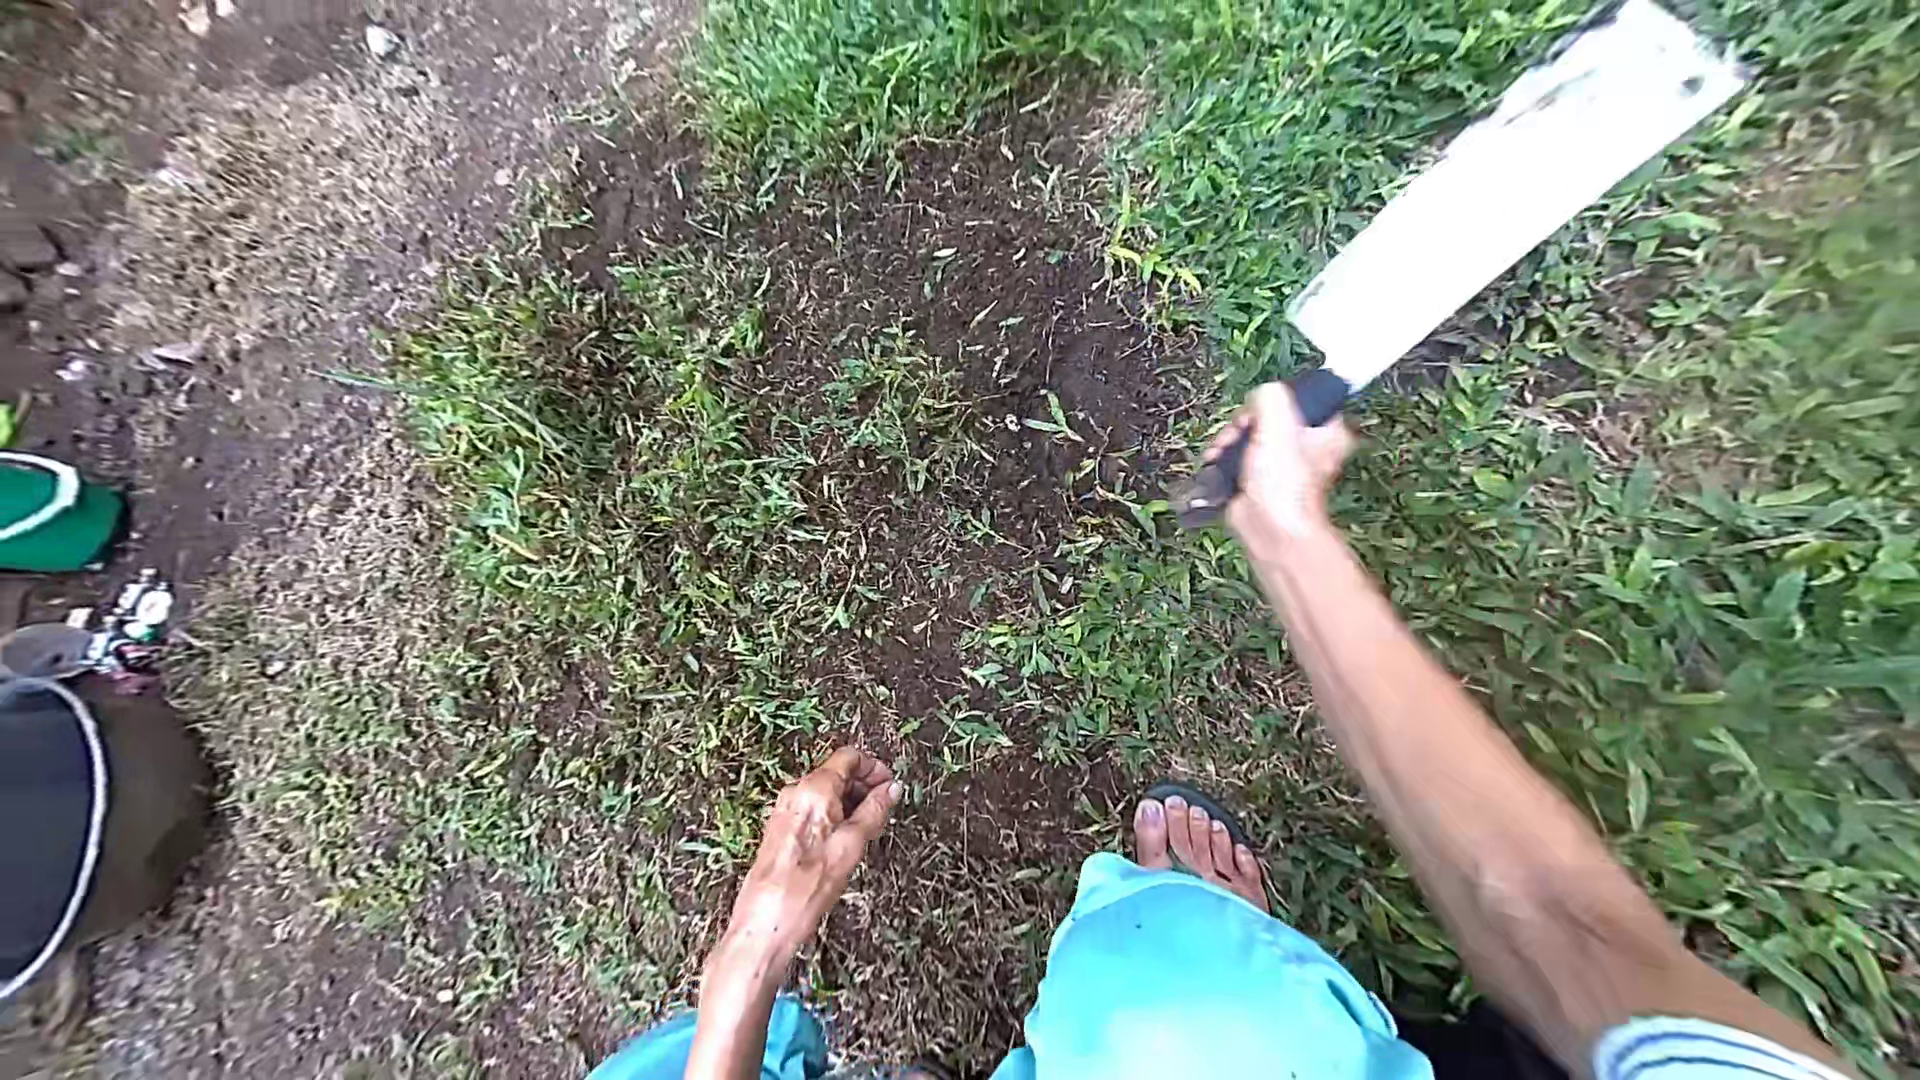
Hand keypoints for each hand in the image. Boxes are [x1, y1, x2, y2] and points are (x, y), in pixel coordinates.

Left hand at [713, 747, 901, 973]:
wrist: (764, 925)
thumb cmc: (805, 887)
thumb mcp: (853, 845)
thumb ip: (875, 810)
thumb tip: (892, 789)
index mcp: (814, 788)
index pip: (849, 757)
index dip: (874, 768)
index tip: (889, 787)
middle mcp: (796, 792)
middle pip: (838, 772)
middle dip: (864, 787)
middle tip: (883, 811)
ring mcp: (785, 810)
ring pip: (826, 792)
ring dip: (850, 803)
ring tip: (866, 832)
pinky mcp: (780, 828)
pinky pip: (813, 809)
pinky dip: (833, 816)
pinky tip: (843, 843)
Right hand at [1205, 381, 1354, 555]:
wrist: (1266, 526)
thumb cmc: (1283, 487)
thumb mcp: (1278, 426)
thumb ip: (1271, 397)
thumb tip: (1259, 395)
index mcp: (1326, 431)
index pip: (1300, 398)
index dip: (1274, 401)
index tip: (1260, 410)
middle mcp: (1305, 446)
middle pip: (1267, 416)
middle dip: (1242, 423)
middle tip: (1237, 432)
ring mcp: (1279, 463)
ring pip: (1248, 435)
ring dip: (1228, 440)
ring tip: (1221, 450)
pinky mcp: (1256, 477)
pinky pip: (1236, 456)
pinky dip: (1222, 457)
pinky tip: (1215, 461)